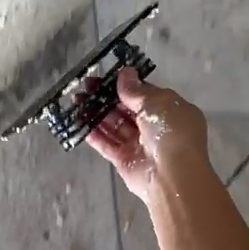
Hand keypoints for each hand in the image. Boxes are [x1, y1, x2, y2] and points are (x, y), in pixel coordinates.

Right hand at [83, 68, 208, 202]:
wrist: (172, 176)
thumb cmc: (170, 132)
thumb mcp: (157, 102)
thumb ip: (136, 90)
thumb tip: (125, 72)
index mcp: (169, 111)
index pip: (143, 94)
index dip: (123, 85)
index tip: (103, 77)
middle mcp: (155, 128)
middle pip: (126, 109)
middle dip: (105, 97)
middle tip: (85, 86)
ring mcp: (138, 145)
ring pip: (114, 125)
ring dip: (96, 113)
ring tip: (76, 100)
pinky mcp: (124, 160)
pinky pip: (106, 144)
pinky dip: (93, 134)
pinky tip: (78, 121)